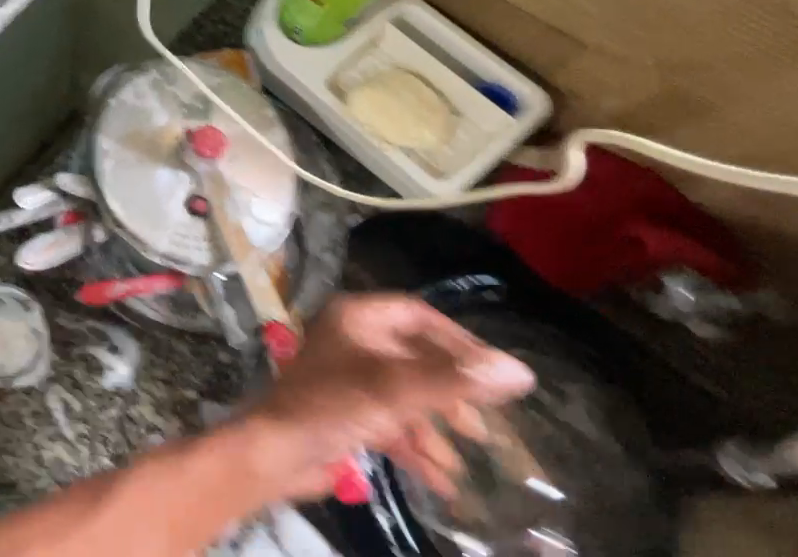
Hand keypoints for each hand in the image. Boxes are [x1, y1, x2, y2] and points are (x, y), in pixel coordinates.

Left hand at [237, 293, 536, 501]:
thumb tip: (520, 371)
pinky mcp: (343, 411)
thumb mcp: (398, 389)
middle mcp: (350, 340)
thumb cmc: (333, 405)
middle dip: (449, 394)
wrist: (277, 451)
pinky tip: (440, 481)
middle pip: (414, 358)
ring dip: (433, 429)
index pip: (417, 316)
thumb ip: (456, 380)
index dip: (457, 342)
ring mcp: (345, 377)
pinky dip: (413, 447)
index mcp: (355, 318)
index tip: (493, 374)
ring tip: (458, 461)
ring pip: (404, 395)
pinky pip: (389, 422)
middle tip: (479, 428)